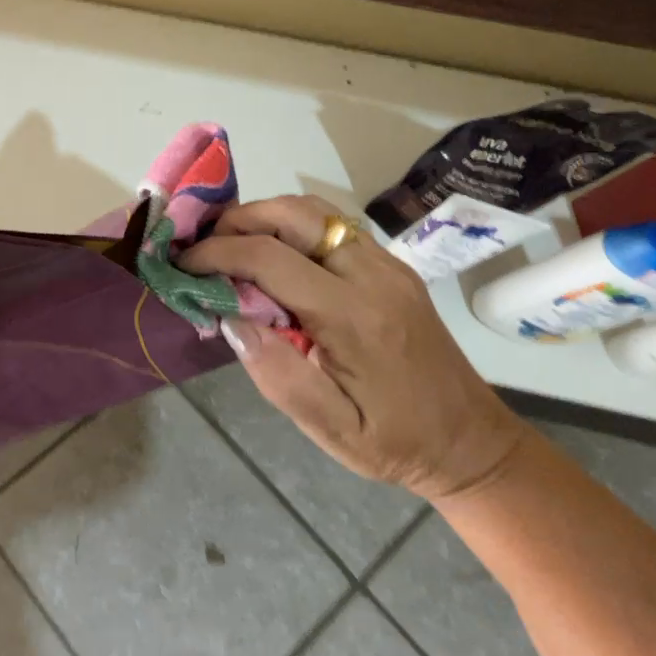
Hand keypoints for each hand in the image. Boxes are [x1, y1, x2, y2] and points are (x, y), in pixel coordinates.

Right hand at [179, 195, 531, 500]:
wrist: (472, 444)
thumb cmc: (395, 442)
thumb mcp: (331, 429)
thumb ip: (277, 375)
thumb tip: (229, 319)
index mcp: (353, 315)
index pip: (268, 257)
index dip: (215, 253)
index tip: (182, 265)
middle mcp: (373, 276)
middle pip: (292, 214)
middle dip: (237, 221)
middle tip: (204, 249)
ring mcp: (387, 266)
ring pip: (313, 211)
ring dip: (263, 218)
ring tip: (231, 248)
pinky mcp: (392, 268)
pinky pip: (332, 226)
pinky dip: (290, 227)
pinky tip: (272, 257)